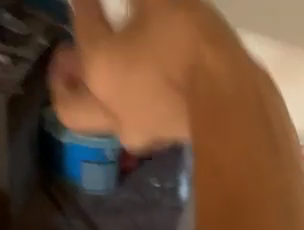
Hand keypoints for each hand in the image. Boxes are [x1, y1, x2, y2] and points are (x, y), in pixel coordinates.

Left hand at [51, 0, 285, 151]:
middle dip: (65, 84)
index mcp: (97, 65)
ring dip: (107, 102)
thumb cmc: (191, 49)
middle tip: (72, 61)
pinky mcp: (174, 141)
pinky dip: (143, 108)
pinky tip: (154, 92)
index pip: (81, 24)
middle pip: (71, 106)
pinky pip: (146, 124)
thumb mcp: (160, 0)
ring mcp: (145, 130)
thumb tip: (138, 3)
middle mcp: (111, 105)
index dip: (84, 3)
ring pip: (111, 121)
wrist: (239, 106)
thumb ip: (140, 0)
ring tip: (118, 80)